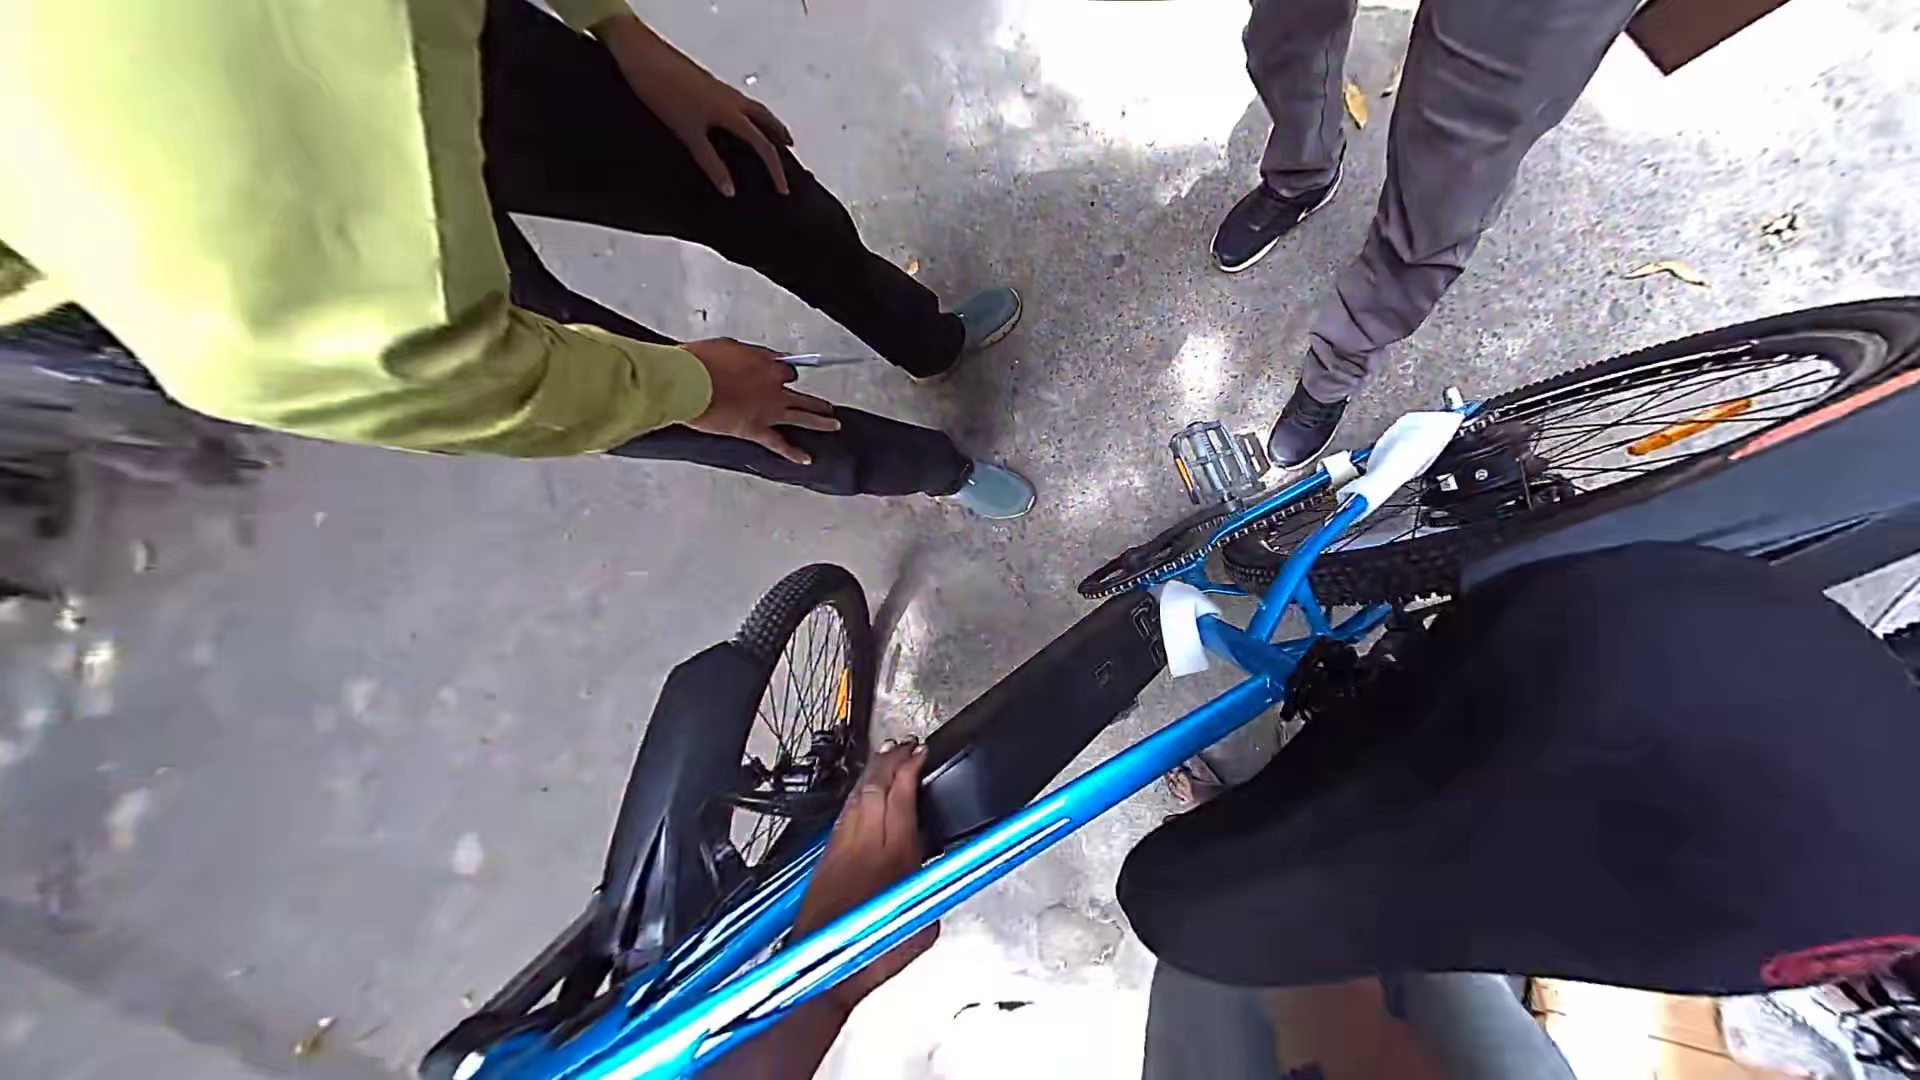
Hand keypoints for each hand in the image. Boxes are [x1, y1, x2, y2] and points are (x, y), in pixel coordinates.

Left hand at [597, 14, 794, 197]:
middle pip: (766, 119)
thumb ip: (711, 164)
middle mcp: (731, 99)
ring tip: (771, 133)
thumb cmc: (664, 92)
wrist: (639, 53)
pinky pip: (740, 102)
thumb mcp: (689, 134)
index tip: (782, 190)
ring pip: (754, 107)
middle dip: (779, 135)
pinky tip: (739, 121)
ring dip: (766, 122)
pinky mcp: (708, 83)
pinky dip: (749, 114)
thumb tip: (730, 190)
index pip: (763, 146)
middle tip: (790, 148)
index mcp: (731, 113)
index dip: (775, 170)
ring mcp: (720, 88)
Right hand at [681, 338, 837, 465]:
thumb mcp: (725, 347)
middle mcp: (774, 386)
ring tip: (834, 424)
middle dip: (817, 401)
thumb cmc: (698, 362)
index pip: (787, 369)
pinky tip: (807, 459)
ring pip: (803, 416)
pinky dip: (794, 453)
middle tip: (828, 406)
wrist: (686, 381)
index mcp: (766, 363)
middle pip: (803, 393)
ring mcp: (769, 410)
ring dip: (821, 421)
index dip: (785, 374)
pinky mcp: (757, 430)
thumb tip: (752, 361)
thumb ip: (745, 356)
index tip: (785, 378)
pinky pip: (780, 444)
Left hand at [794, 741, 936, 1011]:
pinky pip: (845, 808)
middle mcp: (864, 842)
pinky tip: (864, 787)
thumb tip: (937, 864)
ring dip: (874, 768)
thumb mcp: (924, 921)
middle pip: (876, 783)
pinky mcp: (827, 852)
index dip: (911, 766)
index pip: (901, 793)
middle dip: (892, 757)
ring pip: (858, 792)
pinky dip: (858, 789)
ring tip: (887, 754)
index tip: (921, 751)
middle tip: (906, 743)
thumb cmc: (875, 951)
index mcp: (893, 854)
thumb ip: (932, 882)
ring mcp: (842, 844)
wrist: (822, 970)